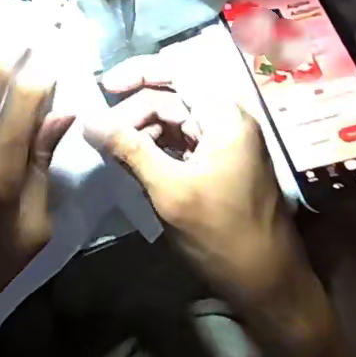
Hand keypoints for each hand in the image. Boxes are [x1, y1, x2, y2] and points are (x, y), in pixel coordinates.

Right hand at [82, 57, 312, 317]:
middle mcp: (227, 120)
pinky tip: (132, 161)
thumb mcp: (170, 190)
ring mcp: (224, 142)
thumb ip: (129, 150)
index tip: (105, 87)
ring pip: (174, 119)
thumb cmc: (222, 234)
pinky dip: (154, 147)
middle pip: (173, 96)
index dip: (139, 72)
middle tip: (103, 135)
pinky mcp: (217, 163)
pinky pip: (180, 141)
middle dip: (135, 110)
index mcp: (225, 117)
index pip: (180, 71)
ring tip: (114, 151)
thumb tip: (88, 121)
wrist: (267, 285)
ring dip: (142, 130)